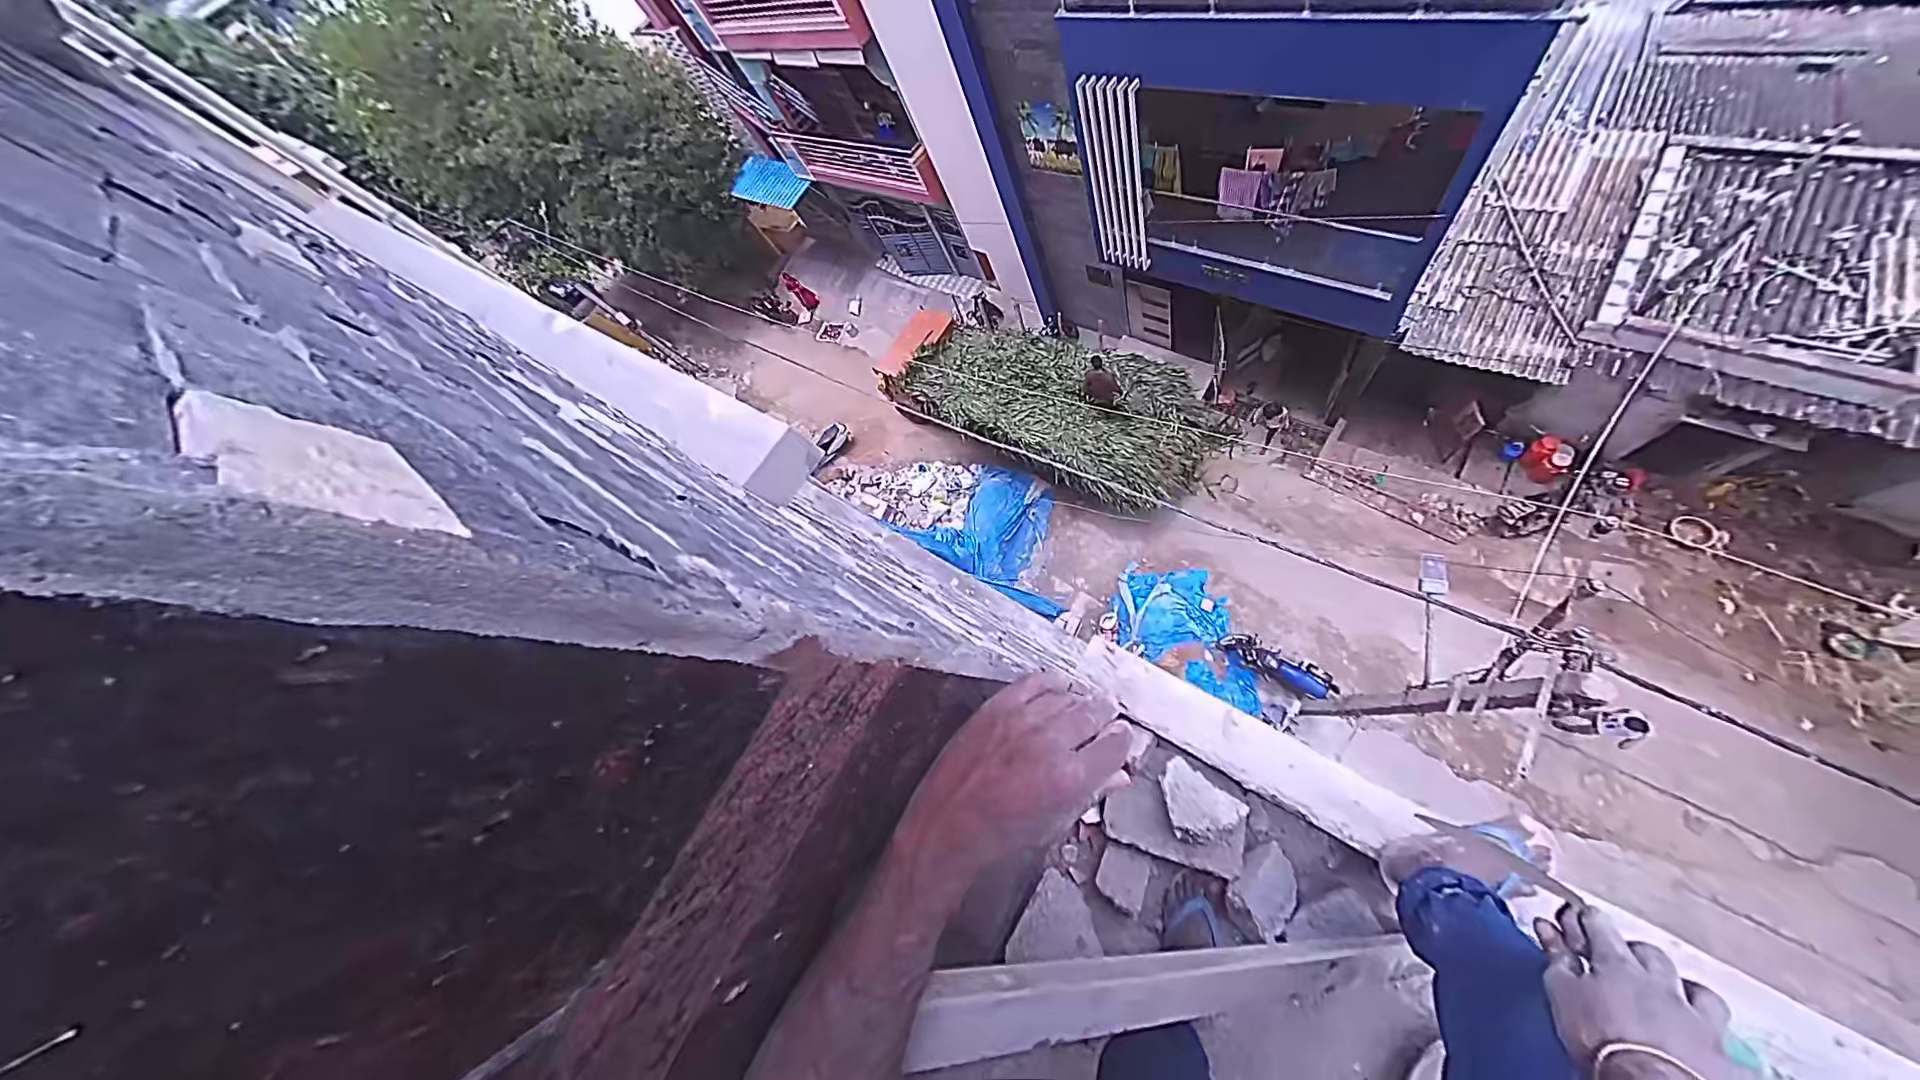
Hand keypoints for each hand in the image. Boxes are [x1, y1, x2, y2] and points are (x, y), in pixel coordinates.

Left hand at [890, 672, 1130, 895]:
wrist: (950, 821)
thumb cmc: (1002, 831)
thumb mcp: (1057, 822)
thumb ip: (1094, 793)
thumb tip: (1120, 775)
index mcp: (1072, 777)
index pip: (1116, 743)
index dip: (1124, 740)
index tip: (1122, 738)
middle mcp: (1050, 743)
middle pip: (1096, 712)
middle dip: (1107, 715)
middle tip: (1109, 718)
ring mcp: (1023, 720)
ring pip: (1069, 695)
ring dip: (1083, 699)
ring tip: (1085, 706)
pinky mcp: (998, 707)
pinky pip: (1036, 681)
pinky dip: (1052, 682)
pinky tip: (1058, 688)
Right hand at [1535, 904, 1745, 1079]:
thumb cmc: (1599, 1036)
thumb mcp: (1561, 992)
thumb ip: (1557, 958)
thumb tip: (1549, 930)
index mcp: (1618, 964)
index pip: (1599, 925)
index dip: (1583, 919)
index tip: (1569, 918)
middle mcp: (1662, 984)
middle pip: (1650, 953)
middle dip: (1632, 950)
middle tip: (1616, 959)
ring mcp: (1699, 1020)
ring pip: (1698, 991)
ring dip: (1681, 987)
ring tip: (1669, 995)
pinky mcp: (1724, 1057)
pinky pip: (1725, 1040)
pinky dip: (1711, 1035)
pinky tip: (1704, 1042)